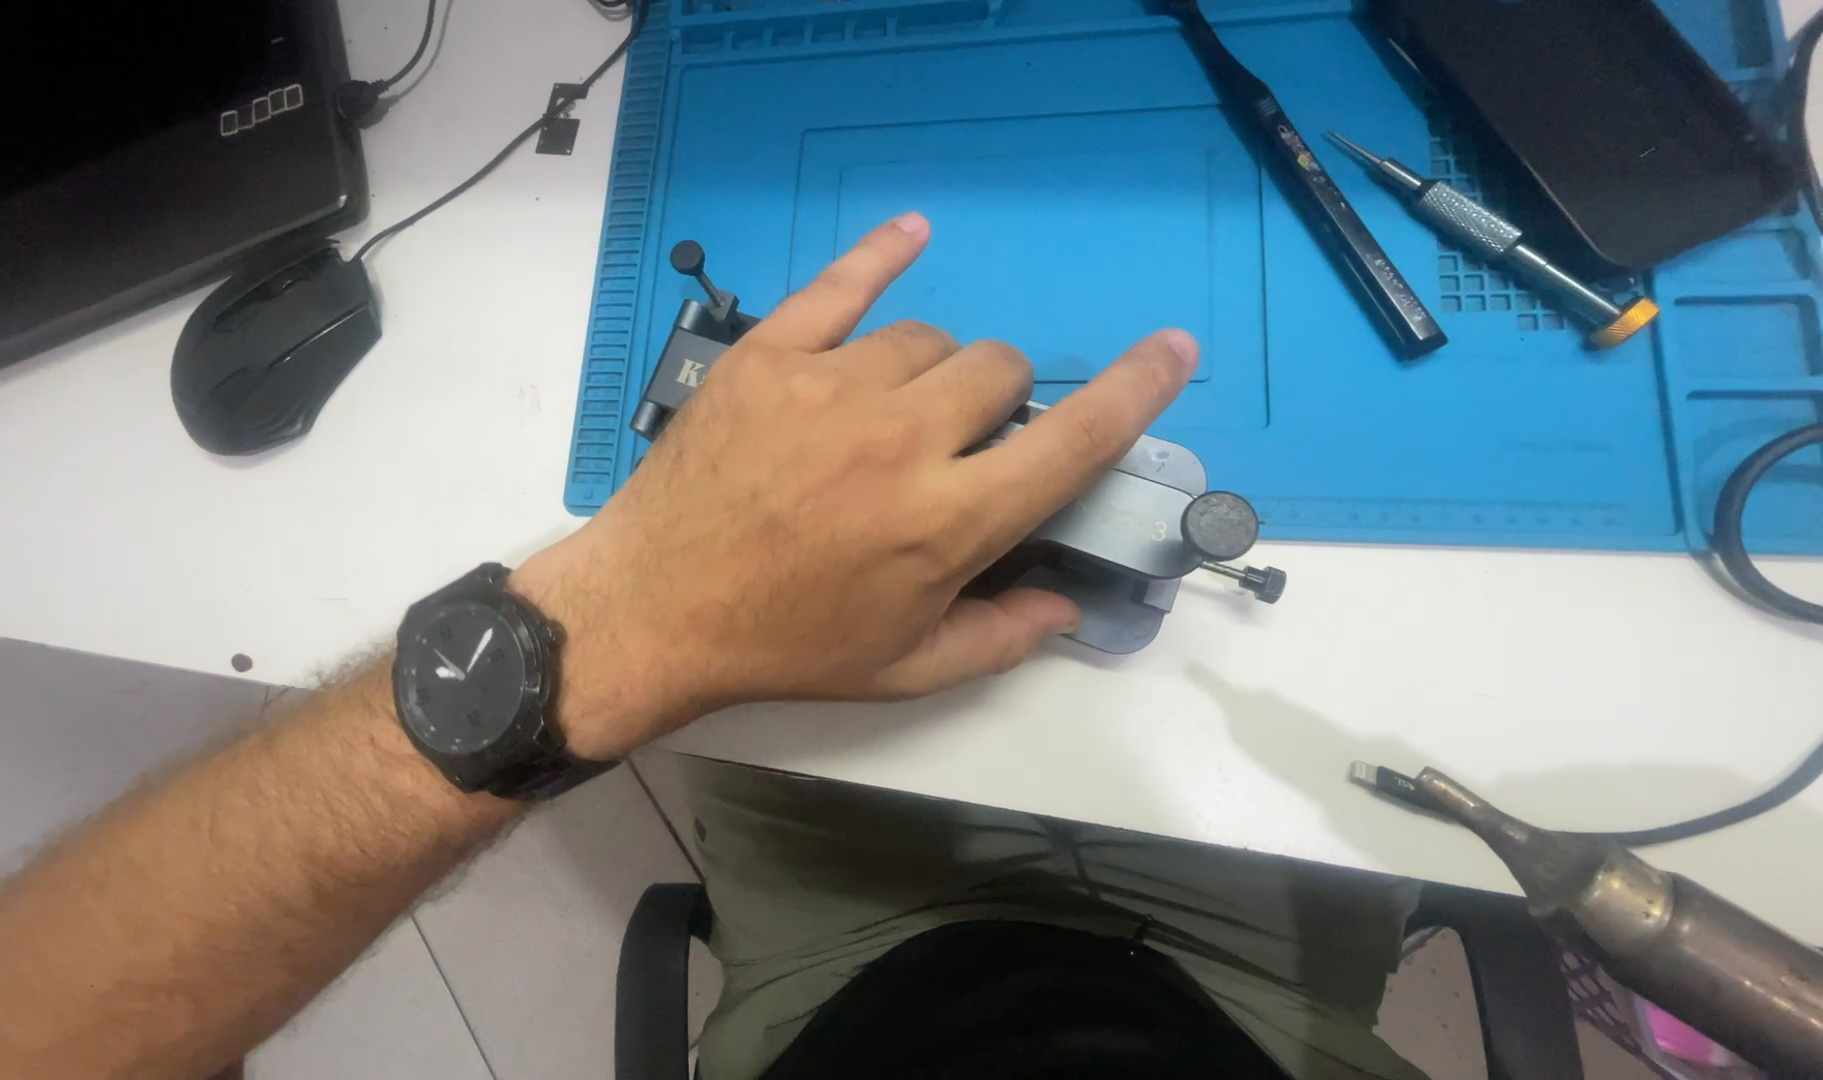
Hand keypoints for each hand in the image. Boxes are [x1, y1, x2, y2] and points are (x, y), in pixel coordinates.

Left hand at [513, 212, 1198, 758]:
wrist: (656, 608)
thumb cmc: (785, 646)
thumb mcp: (904, 669)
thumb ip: (1001, 638)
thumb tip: (1068, 603)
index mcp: (946, 522)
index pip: (1070, 441)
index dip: (1134, 392)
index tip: (1169, 352)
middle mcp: (901, 440)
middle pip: (999, 371)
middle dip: (1000, 405)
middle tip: (958, 445)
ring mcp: (831, 386)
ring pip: (928, 338)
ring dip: (935, 372)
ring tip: (894, 415)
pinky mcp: (769, 355)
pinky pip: (841, 284)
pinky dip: (881, 257)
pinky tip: (910, 235)